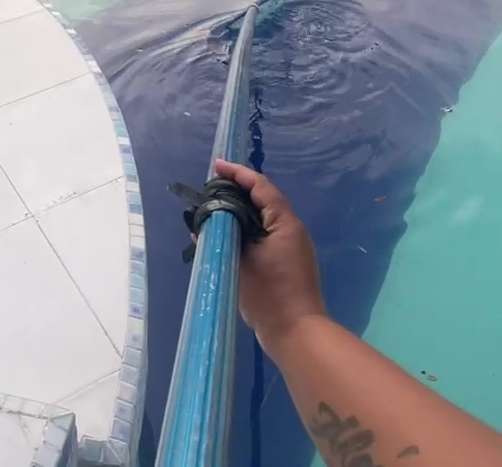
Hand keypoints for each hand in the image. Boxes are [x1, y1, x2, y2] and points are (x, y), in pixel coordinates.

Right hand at [213, 158, 326, 351]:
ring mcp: (291, 248)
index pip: (260, 186)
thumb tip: (204, 225)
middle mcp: (291, 230)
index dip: (238, 173)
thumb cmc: (270, 294)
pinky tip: (226, 238)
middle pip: (262, 200)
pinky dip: (244, 231)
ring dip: (239, 212)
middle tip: (211, 188)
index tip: (216, 166)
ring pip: (262, 220)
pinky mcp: (286, 265)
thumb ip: (224, 238)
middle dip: (237, 191)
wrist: (296, 334)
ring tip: (214, 210)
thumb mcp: (242, 260)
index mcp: (284, 222)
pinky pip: (263, 237)